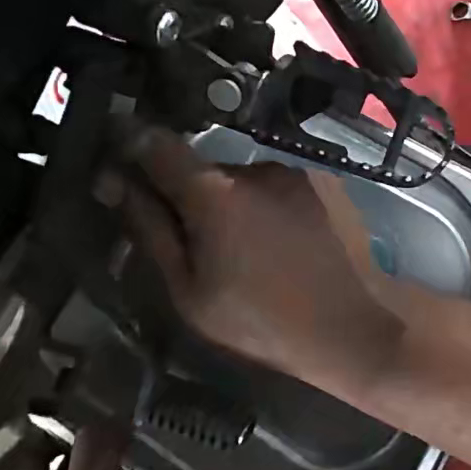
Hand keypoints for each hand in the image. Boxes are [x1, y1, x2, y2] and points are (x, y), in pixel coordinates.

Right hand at [112, 128, 404, 383]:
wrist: (354, 324)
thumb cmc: (264, 321)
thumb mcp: (190, 291)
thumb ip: (151, 230)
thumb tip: (116, 181)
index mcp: (214, 193)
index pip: (156, 145)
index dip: (131, 149)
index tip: (121, 165)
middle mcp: (256, 167)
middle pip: (203, 168)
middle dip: (192, 197)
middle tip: (204, 246)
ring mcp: (295, 171)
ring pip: (242, 180)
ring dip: (234, 203)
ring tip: (252, 251)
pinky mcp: (324, 180)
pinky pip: (277, 186)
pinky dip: (268, 206)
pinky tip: (284, 243)